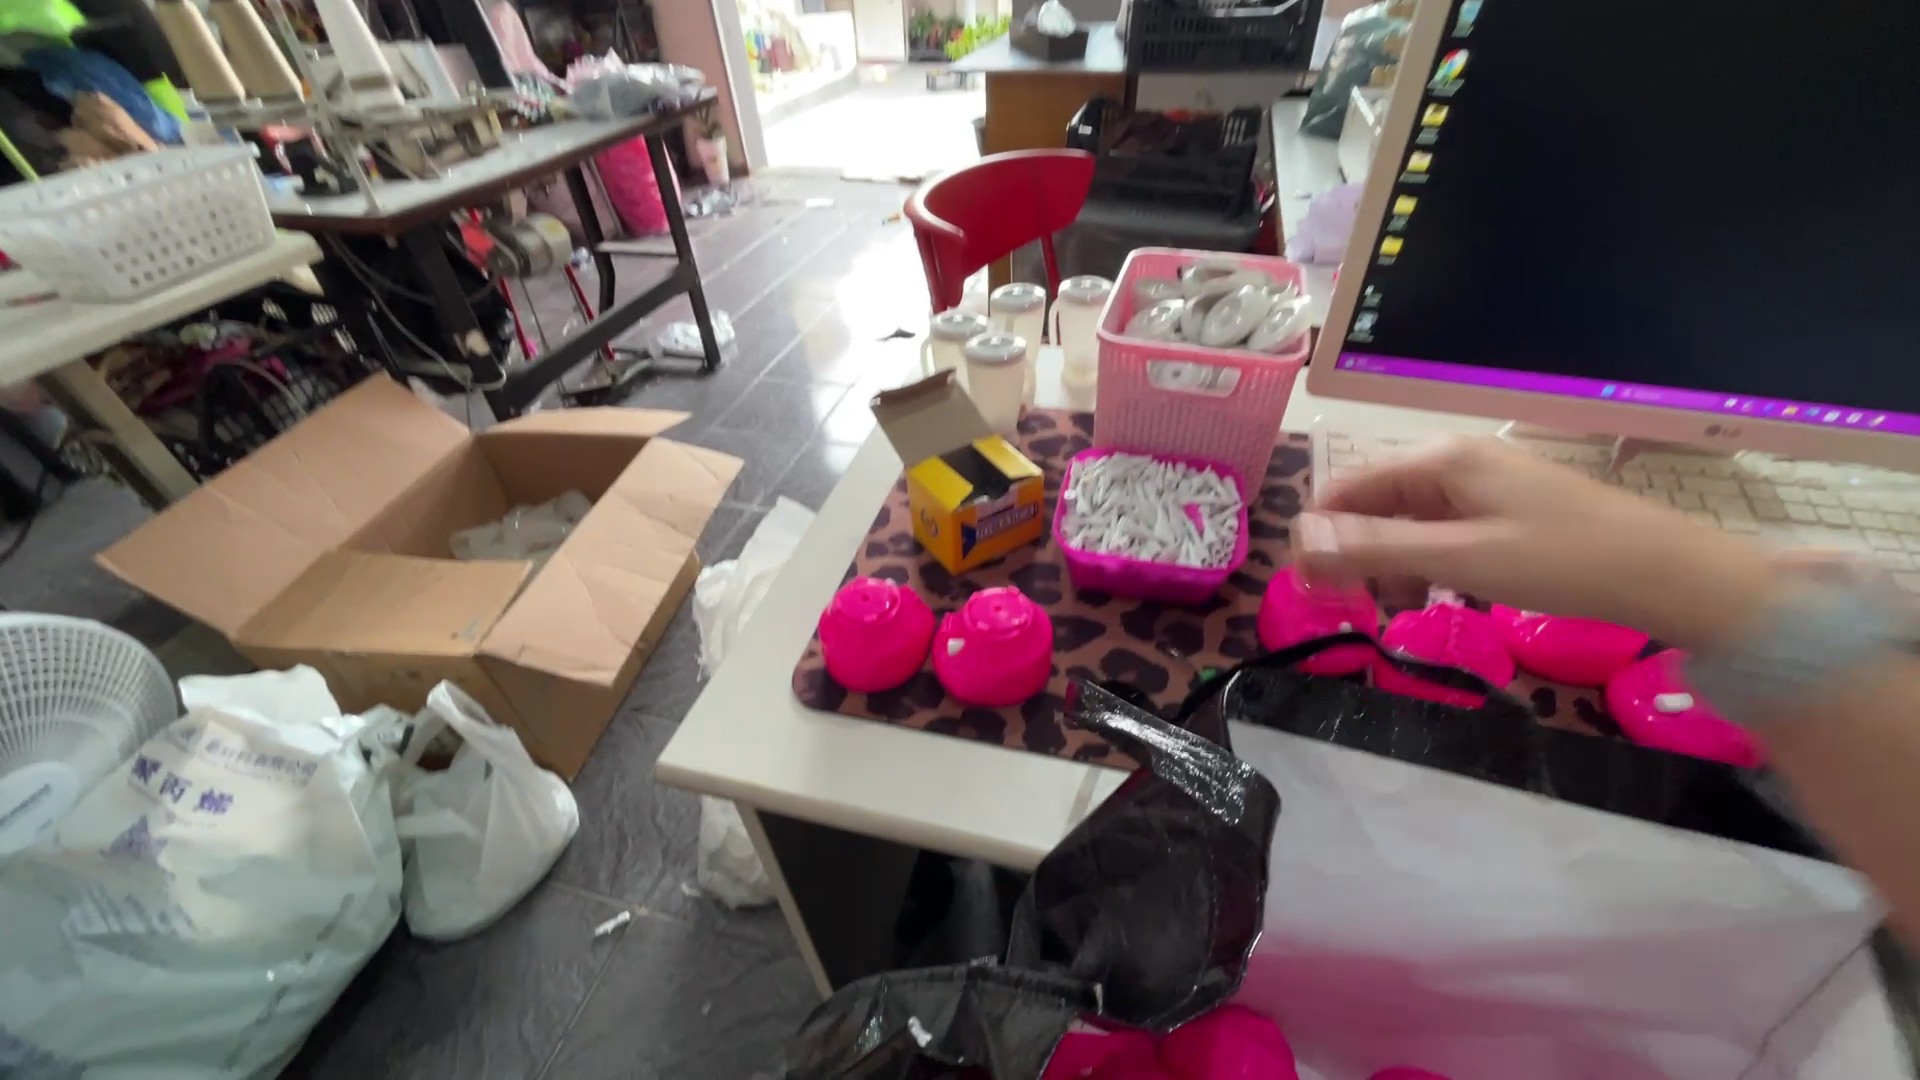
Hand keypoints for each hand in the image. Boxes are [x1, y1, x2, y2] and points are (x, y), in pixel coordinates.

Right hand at [1292, 437, 1781, 648]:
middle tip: (1357, 603)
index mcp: (1436, 460)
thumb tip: (1296, 543)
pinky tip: (1435, 593)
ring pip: (1401, 523)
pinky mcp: (1498, 510)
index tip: (1309, 587)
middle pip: (1370, 505)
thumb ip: (1371, 549)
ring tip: (1401, 605)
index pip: (1344, 489)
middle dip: (1355, 553)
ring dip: (1387, 563)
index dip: (1318, 535)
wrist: (1677, 579)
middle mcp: (1450, 462)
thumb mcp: (1457, 559)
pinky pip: (1435, 532)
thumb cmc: (1562, 562)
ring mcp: (1477, 485)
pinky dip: (1422, 563)